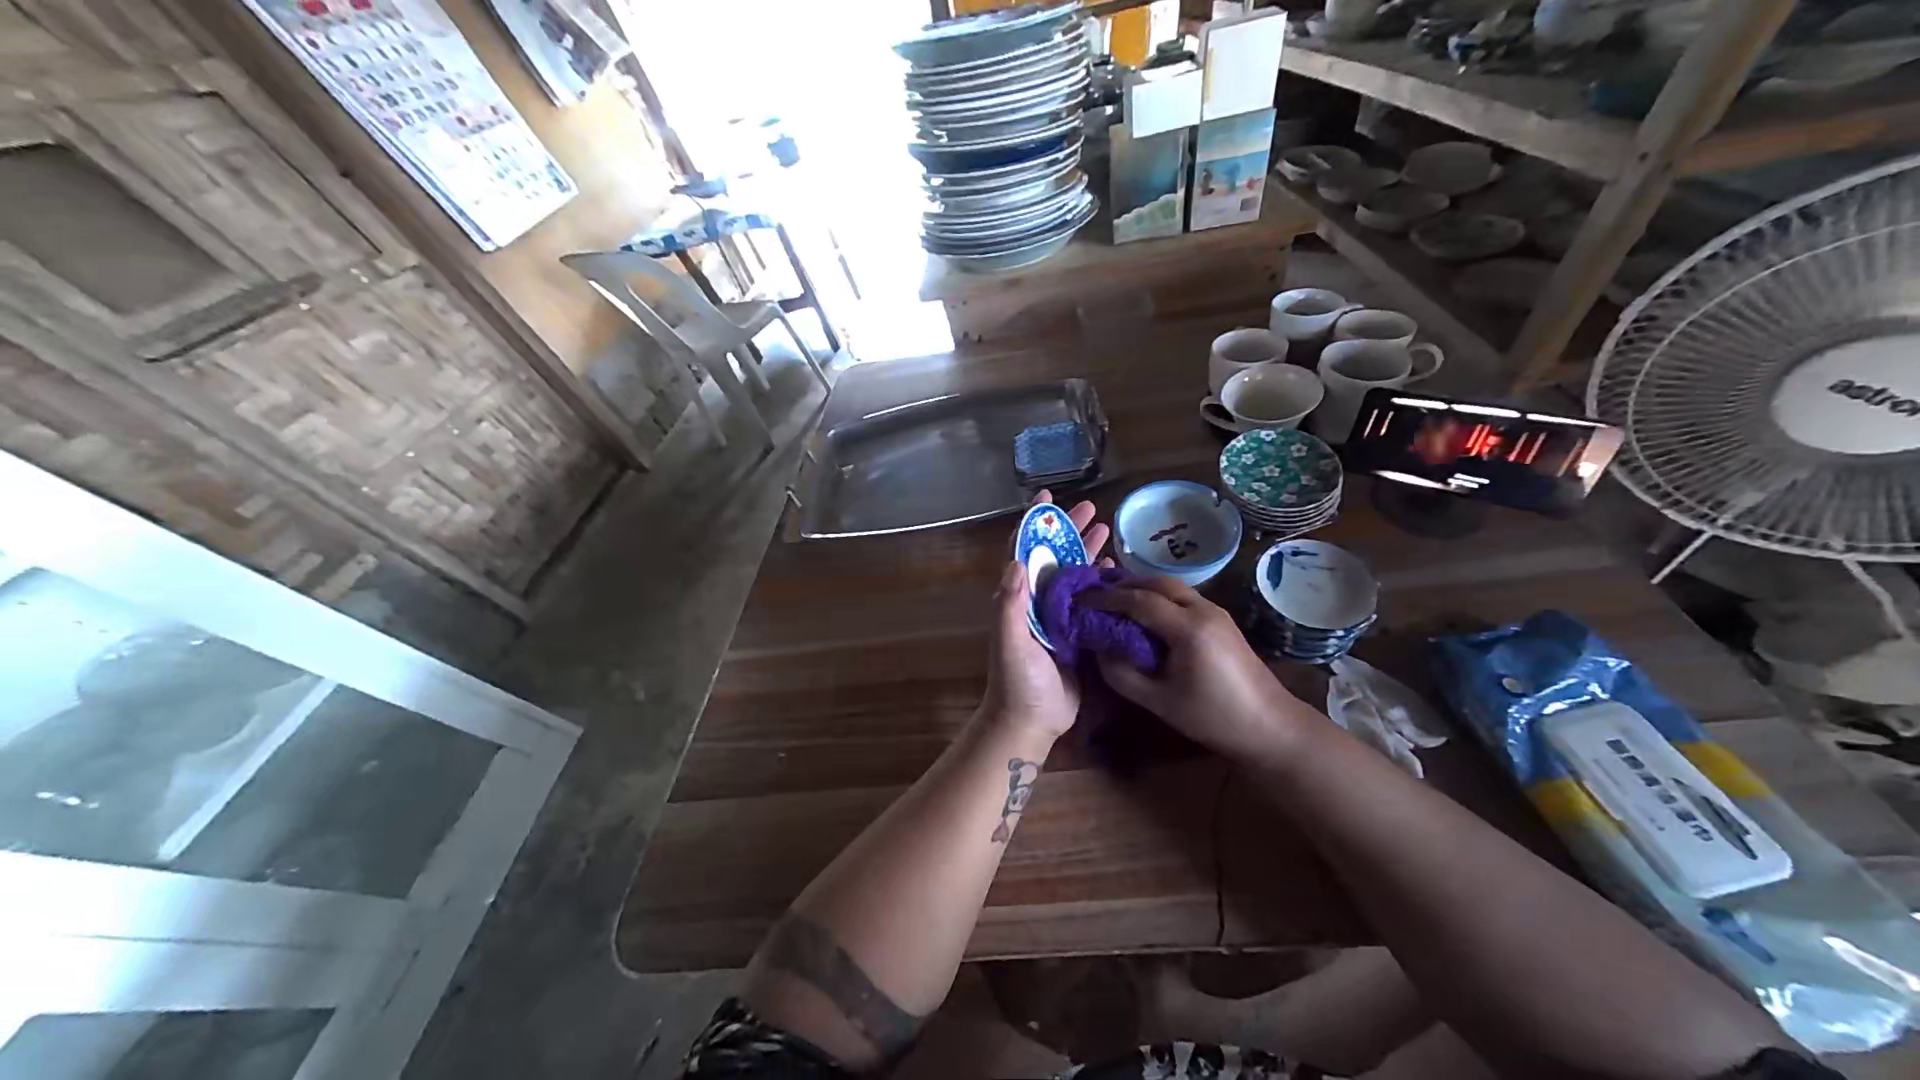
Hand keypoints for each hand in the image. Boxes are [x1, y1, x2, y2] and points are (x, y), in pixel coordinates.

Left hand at [981, 493, 1109, 740]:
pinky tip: (1116, 568)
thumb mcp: (1009, 642)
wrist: (1031, 721)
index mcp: (1018, 598)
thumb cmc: (1016, 681)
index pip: (1024, 551)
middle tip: (1091, 509)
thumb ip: (1010, 605)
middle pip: (1053, 556)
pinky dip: (1101, 580)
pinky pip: (1090, 599)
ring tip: (1107, 529)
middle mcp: (1037, 601)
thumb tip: (1017, 561)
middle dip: (1068, 530)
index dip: (1034, 524)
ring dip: (1087, 550)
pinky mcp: (1077, 633)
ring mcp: (1058, 616)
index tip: (1047, 497)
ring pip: (1073, 574)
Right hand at [1084, 577, 1322, 763]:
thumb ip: (1121, 673)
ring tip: (1114, 600)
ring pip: (1172, 586)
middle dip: (1123, 585)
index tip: (1080, 601)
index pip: (1139, 600)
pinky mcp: (1222, 620)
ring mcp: (1216, 612)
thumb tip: (1099, 648)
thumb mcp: (1158, 701)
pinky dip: (1158, 597)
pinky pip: (1183, 597)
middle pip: (1157, 583)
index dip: (1106, 599)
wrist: (1270, 726)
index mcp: (1189, 629)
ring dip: (1142, 588)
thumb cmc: (1213, 717)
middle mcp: (1204, 611)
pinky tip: (1144, 614)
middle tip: (1094, 594)